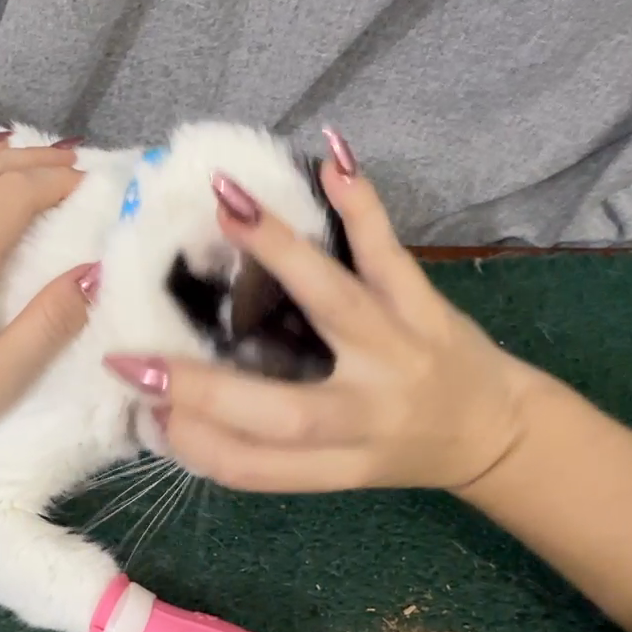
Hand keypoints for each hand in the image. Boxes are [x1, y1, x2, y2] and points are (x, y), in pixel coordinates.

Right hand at [112, 133, 532, 493]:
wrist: (500, 434)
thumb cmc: (398, 453)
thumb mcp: (334, 470)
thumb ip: (266, 451)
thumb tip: (177, 416)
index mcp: (337, 464)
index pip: (252, 467)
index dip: (192, 444)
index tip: (144, 411)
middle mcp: (369, 416)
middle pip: (280, 413)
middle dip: (199, 390)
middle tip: (132, 359)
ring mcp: (401, 353)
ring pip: (336, 304)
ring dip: (279, 252)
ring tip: (225, 207)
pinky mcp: (426, 307)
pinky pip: (391, 254)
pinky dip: (363, 206)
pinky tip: (331, 161)